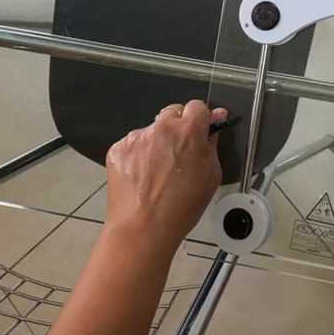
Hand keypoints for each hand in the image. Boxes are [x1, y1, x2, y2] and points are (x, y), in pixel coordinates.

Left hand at [104, 100, 224, 253]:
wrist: (142, 228)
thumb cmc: (183, 207)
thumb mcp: (211, 176)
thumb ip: (212, 144)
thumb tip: (215, 120)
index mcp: (188, 131)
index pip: (198, 106)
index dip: (201, 119)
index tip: (200, 132)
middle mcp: (162, 127)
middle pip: (173, 113)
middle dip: (178, 127)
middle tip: (178, 153)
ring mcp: (137, 136)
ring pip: (152, 130)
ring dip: (157, 142)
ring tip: (156, 172)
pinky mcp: (118, 148)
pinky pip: (133, 144)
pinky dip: (138, 155)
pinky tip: (141, 177)